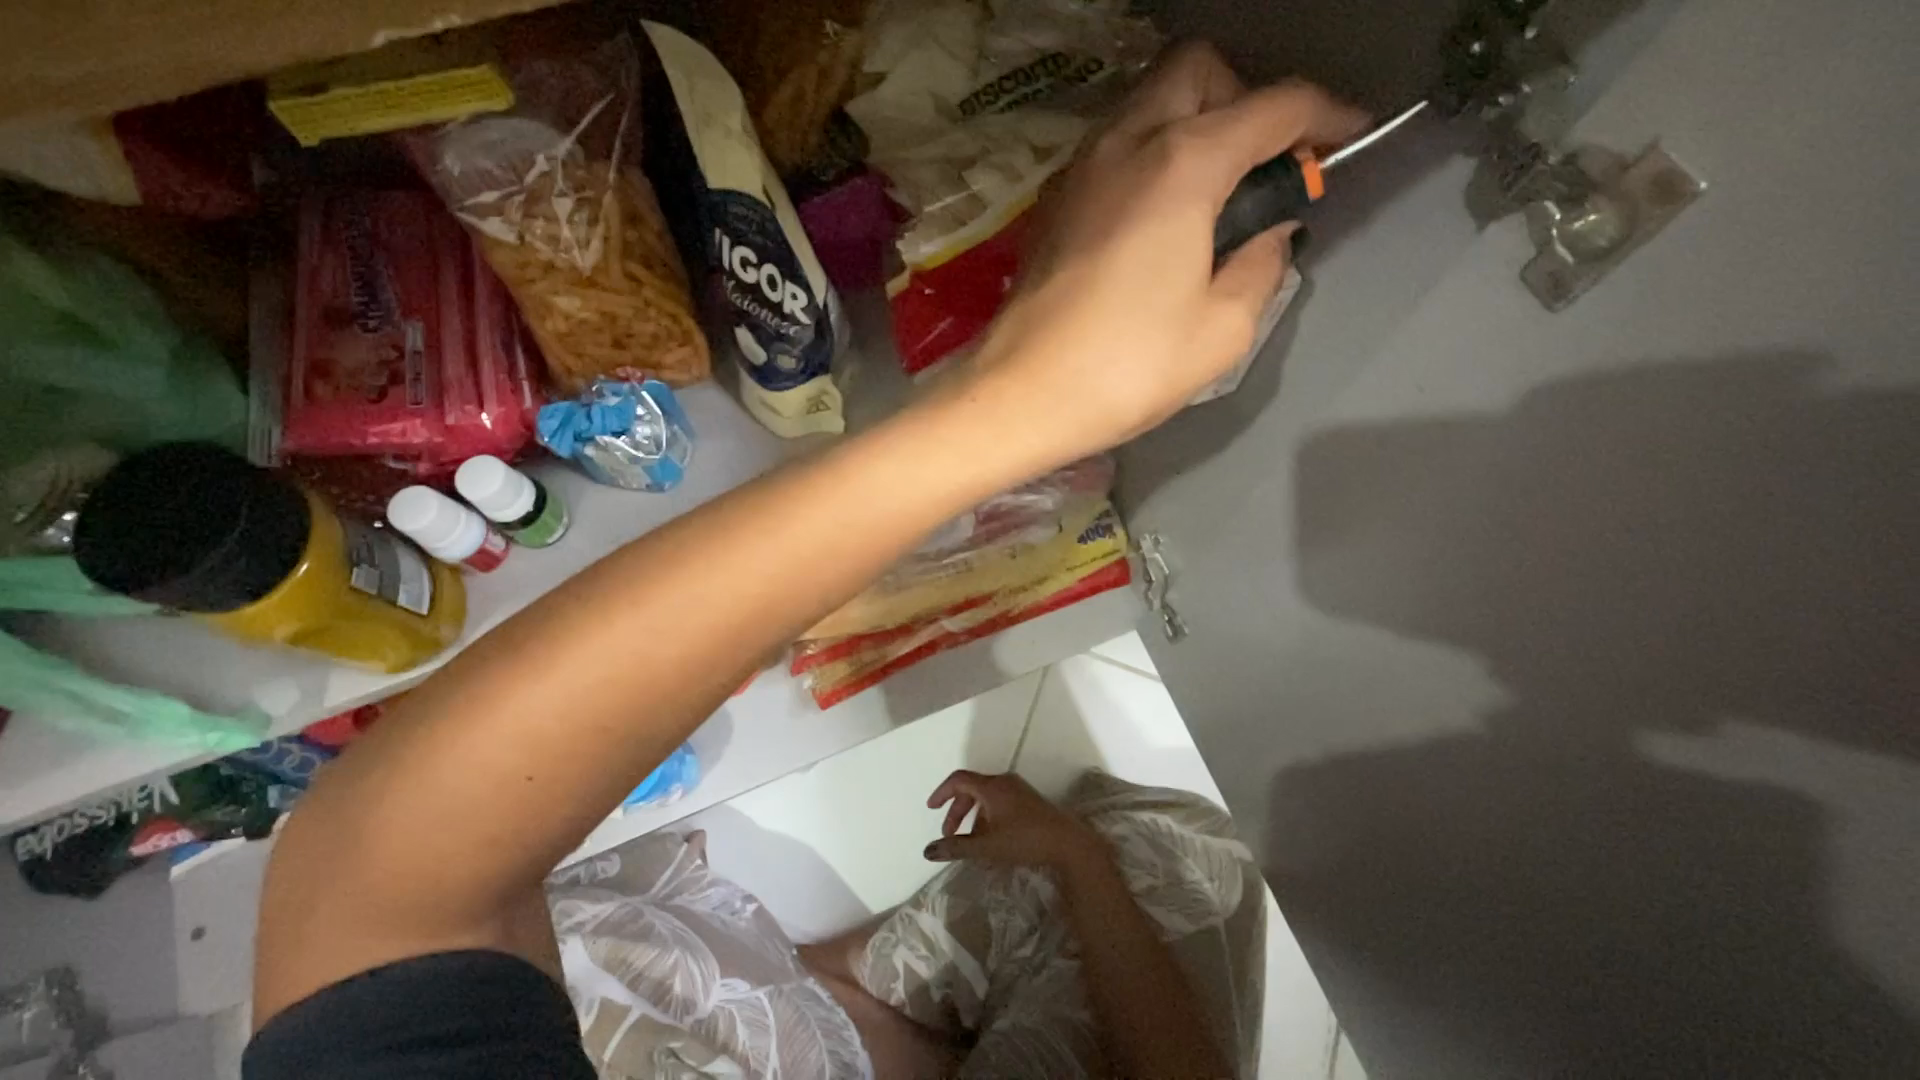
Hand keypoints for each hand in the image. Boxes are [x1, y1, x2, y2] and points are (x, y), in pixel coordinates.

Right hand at [923, 770, 1102, 870]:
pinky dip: (987, 816)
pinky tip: (991, 838)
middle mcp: (1004, 782)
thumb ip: (956, 848)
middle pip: (972, 789)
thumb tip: (927, 851)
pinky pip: (999, 801)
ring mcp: (1019, 790)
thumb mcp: (986, 847)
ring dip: (973, 816)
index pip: (958, 780)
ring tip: (971, 841)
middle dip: (957, 811)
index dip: (942, 793)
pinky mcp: (1029, 801)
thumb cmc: (1024, 840)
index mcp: (992, 787)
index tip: (931, 808)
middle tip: (950, 834)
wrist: (1068, 843)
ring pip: (986, 797)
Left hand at [962, 43, 1366, 464]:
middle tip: (1262, 167)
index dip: (1325, 115)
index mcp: (1182, 163)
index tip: (1349, 138)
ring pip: (1147, 102)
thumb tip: (1270, 232)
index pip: (1274, 106)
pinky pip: (1112, 147)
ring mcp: (1080, 167)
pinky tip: (1157, 218)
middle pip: (1198, 71)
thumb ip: (1262, 264)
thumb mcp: (1223, 327)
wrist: (1021, 394)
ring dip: (1192, 123)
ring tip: (1212, 195)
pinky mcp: (1052, 201)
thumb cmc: (1128, 367)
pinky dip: (1148, 156)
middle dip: (1244, 98)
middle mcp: (1126, 142)